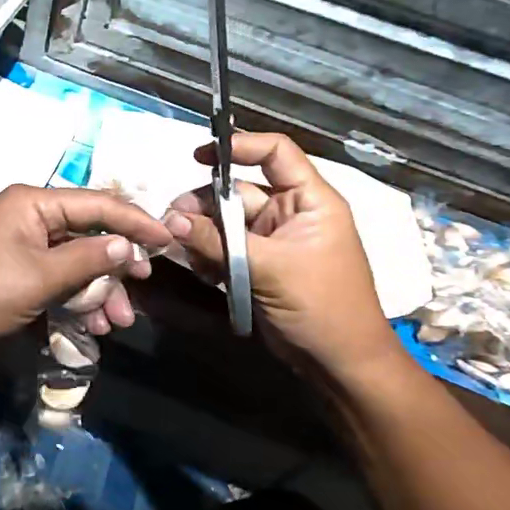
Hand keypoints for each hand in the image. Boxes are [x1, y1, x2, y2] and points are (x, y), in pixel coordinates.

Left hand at [0, 185, 174, 349]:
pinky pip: (54, 276)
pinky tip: (88, 325)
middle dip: (115, 270)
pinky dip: (73, 297)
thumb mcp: (39, 279)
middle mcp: (28, 215)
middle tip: (135, 299)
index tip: (171, 241)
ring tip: (112, 324)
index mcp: (33, 202)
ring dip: (96, 291)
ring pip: (74, 261)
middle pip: (88, 234)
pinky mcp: (14, 268)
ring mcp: (20, 242)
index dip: (137, 222)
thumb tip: (129, 245)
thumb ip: (88, 259)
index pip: (98, 203)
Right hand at [163, 133, 403, 378]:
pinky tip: (200, 272)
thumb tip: (171, 220)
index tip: (198, 157)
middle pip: (236, 192)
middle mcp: (288, 214)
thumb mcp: (269, 269)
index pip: (275, 153)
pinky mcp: (254, 265)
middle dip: (203, 205)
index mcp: (309, 201)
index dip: (239, 146)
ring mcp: (269, 241)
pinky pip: (222, 248)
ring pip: (223, 222)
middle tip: (172, 223)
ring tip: (182, 250)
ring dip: (200, 234)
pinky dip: (206, 256)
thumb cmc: (321, 307)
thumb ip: (218, 241)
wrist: (338, 363)